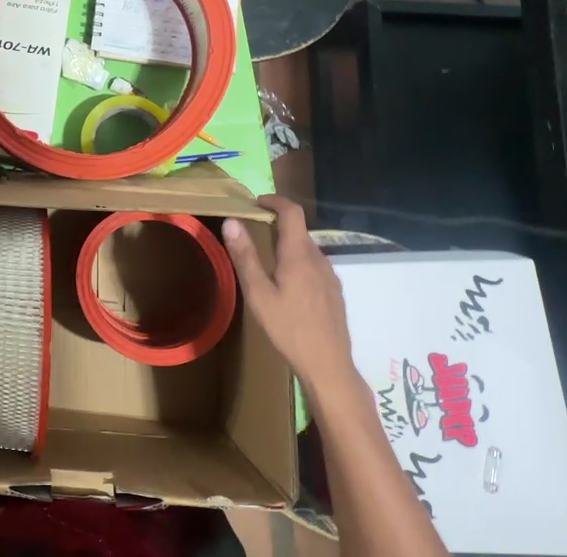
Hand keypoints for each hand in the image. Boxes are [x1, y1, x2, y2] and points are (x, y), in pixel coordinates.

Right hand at [220, 194, 357, 393]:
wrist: (328, 366)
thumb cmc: (288, 328)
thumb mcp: (258, 293)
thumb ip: (245, 256)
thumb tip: (231, 221)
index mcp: (299, 255)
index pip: (292, 212)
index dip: (275, 201)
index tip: (256, 203)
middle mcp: (319, 259)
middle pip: (299, 230)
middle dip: (276, 225)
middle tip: (252, 234)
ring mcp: (330, 277)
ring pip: (307, 249)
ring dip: (287, 245)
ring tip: (266, 261)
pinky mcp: (335, 293)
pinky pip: (315, 266)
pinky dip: (298, 262)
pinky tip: (287, 286)